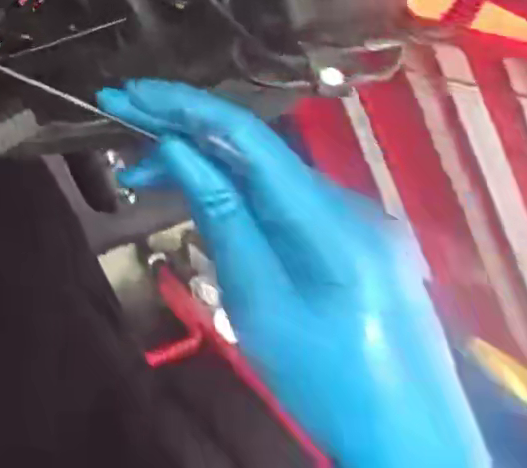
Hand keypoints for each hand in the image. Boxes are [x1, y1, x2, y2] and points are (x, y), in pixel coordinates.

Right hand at [98, 80, 488, 467]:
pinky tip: (181, 192)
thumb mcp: (256, 298)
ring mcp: (345, 219)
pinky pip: (268, 194)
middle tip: (114, 111)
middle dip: (176, 124)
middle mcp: (343, 202)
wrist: (412, 453)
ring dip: (192, 160)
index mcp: (330, 217)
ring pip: (253, 168)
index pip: (245, 134)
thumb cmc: (326, 383)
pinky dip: (220, 186)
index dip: (180, 104)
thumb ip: (217, 212)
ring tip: (132, 172)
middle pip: (247, 145)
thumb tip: (172, 146)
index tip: (124, 94)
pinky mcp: (339, 237)